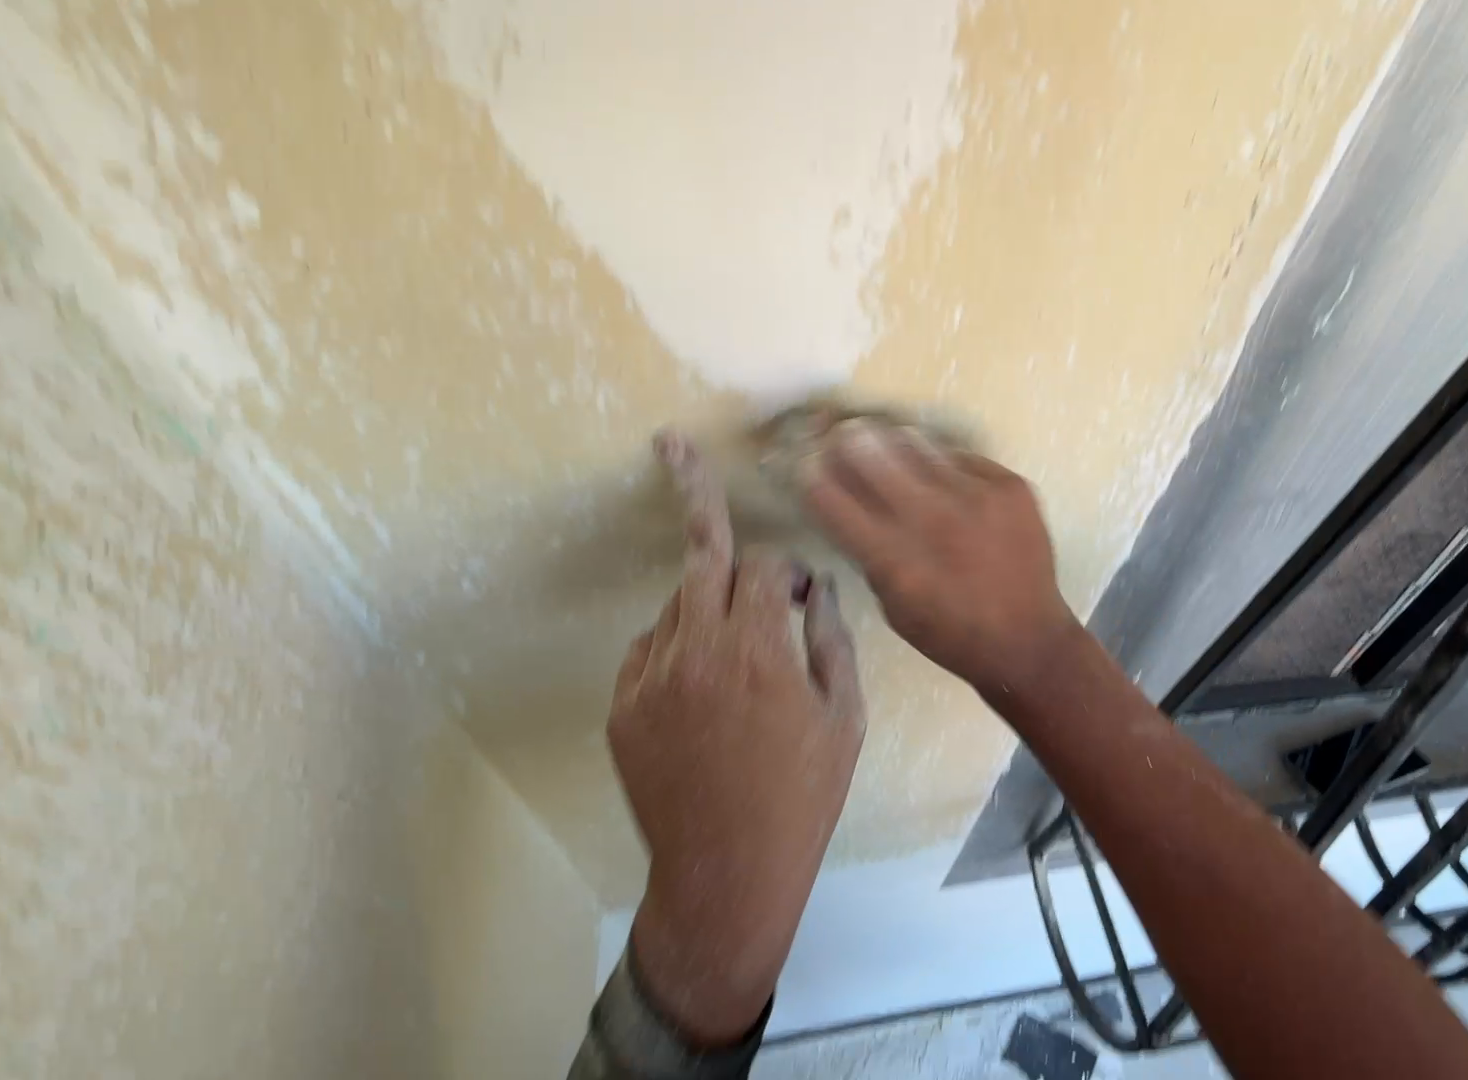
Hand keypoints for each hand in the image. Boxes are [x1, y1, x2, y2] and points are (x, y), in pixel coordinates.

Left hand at [608, 430, 864, 1045]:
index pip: (762, 565)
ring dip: (706, 599)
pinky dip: (677, 643)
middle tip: (672, 444)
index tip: (801, 592)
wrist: (729, 872)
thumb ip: (832, 638)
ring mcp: (650, 678)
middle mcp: (696, 649)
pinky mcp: (623, 709)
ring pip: (675, 604)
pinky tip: (703, 683)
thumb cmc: (803, 795)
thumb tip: (817, 588)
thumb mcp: (844, 717)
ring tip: (735, 642)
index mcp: (759, 647)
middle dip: (693, 493)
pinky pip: (650, 650)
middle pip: (697, 555)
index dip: (785, 569)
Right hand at [798, 418, 1080, 695]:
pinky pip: (962, 459)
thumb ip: (867, 551)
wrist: (1027, 638)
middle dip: (848, 443)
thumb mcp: (893, 604)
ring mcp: (976, 497)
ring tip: (888, 445)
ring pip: (917, 444)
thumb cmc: (949, 632)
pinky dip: (944, 466)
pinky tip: (943, 480)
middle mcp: (932, 519)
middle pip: (871, 453)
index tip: (806, 465)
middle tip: (839, 435)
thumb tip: (844, 498)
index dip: (812, 476)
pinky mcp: (1010, 486)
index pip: (832, 498)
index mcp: (894, 558)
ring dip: (895, 445)